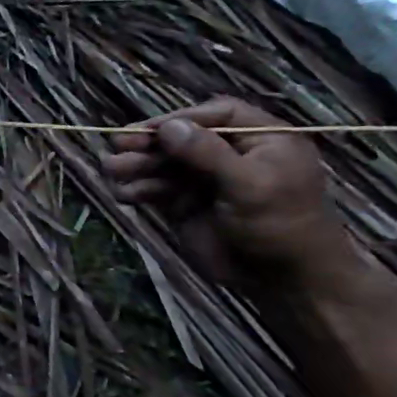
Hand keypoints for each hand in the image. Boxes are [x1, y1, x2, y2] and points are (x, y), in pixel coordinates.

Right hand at [103, 97, 348, 289]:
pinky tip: (123, 194)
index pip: (216, 116)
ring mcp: (207, 182)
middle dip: (151, 144)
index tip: (148, 128)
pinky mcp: (189, 207)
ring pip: (168, 166)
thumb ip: (208, 154)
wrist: (284, 280)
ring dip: (139, 167)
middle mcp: (231, 155)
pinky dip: (141, 191)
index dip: (180, 119)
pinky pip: (161, 192)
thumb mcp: (249, 183)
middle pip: (185, 140)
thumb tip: (170, 127)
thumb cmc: (279, 224)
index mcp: (260, 139)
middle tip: (116, 145)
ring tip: (111, 169)